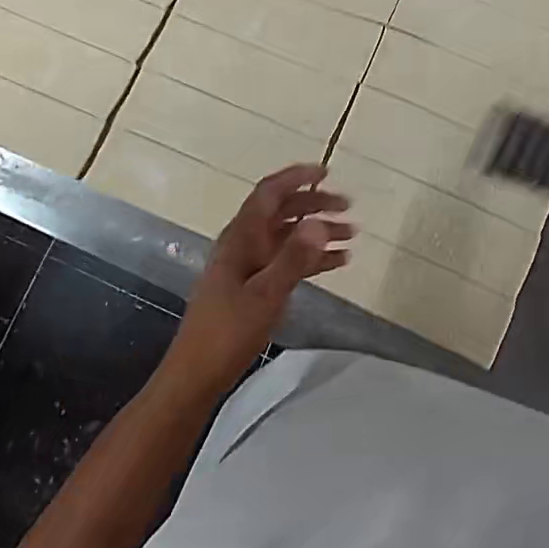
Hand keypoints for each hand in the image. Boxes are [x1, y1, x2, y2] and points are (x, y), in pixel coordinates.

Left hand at [163, 164, 353, 392]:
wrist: (196, 375)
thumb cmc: (228, 332)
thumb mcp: (266, 294)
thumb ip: (294, 257)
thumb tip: (320, 222)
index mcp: (242, 238)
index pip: (269, 193)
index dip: (296, 177)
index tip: (326, 172)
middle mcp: (245, 244)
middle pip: (283, 212)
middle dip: (316, 205)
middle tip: (349, 208)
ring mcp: (249, 265)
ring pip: (288, 236)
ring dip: (319, 232)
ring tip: (352, 235)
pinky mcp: (254, 285)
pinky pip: (288, 261)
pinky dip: (312, 258)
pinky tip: (338, 263)